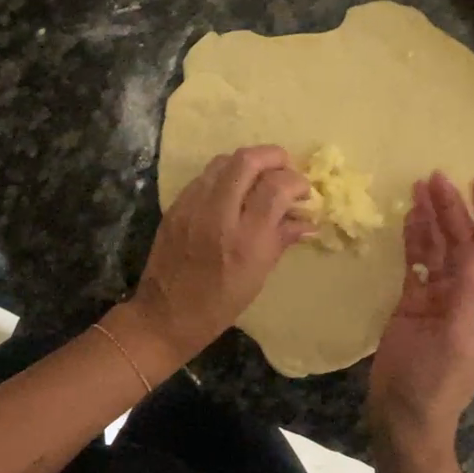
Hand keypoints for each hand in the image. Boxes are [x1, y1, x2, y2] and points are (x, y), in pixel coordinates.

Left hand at [130, 146, 313, 357]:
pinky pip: (203, 177)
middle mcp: (218, 215)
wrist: (165, 315)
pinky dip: (224, 177)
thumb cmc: (220, 304)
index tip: (303, 191)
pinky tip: (231, 193)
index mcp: (245, 239)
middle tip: (285, 170)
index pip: (276, 187)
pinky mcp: (175, 207)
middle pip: (247, 161)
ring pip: (223, 162)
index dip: (296, 181)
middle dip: (273, 157)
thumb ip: (282, 238)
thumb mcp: (259, 275)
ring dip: (247, 164)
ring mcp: (192, 207)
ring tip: (258, 179)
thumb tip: (308, 220)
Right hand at [367, 172, 473, 456]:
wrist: (404, 416)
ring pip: (440, 249)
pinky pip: (417, 263)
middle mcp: (469, 295)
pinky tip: (406, 219)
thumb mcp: (457, 335)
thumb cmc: (436, 380)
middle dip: (454, 209)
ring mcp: (440, 299)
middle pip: (465, 243)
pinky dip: (413, 240)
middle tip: (434, 177)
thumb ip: (472, 289)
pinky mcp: (414, 303)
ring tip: (418, 188)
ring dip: (432, 219)